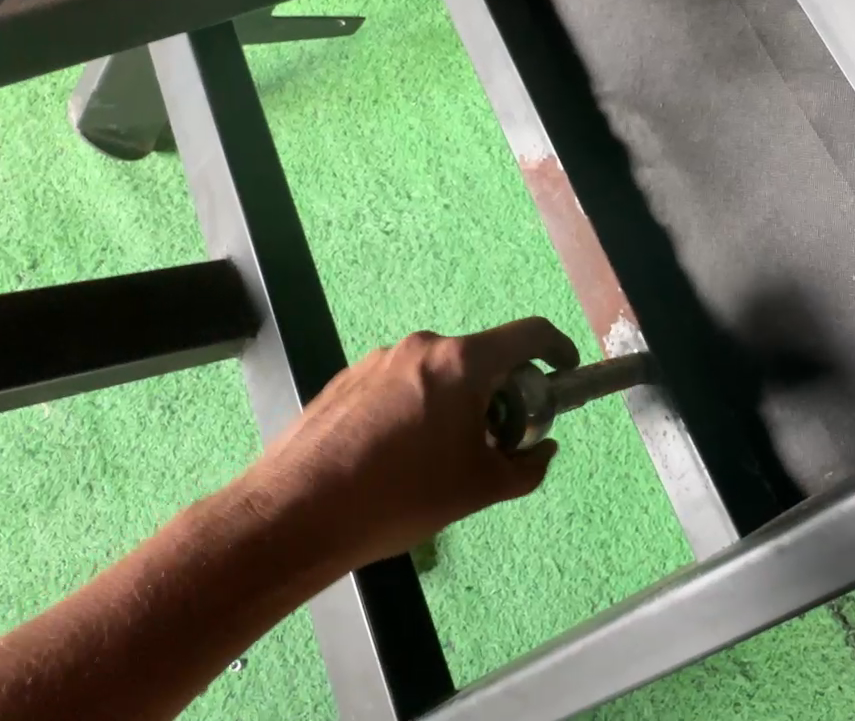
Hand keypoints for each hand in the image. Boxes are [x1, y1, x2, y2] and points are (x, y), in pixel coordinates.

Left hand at [237, 317, 578, 568]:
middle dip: (502, 391)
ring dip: (458, 401)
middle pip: (483, 357)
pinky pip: (402, 383)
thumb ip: (527, 467)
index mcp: (463, 363)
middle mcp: (423, 347)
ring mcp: (379, 360)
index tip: (564, 371)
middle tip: (498, 437)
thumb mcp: (480, 489)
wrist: (290, 519)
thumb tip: (542, 450)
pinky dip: (418, 407)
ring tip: (442, 454)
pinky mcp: (345, 380)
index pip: (530, 334)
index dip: (558, 349)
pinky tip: (398, 456)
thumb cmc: (399, 497)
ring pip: (441, 372)